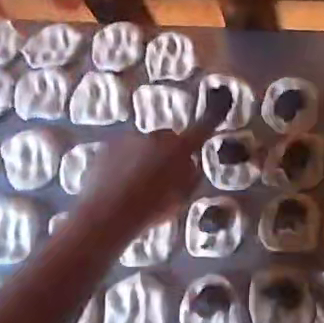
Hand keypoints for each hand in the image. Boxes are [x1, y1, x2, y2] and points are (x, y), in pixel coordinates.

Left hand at [71, 84, 228, 238]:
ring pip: (142, 144)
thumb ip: (191, 176)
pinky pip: (121, 151)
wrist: (108, 214)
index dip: (208, 122)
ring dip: (143, 157)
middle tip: (163, 175)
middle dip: (166, 151)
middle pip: (166, 138)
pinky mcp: (106, 147)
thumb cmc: (151, 209)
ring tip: (138, 184)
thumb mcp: (182, 197)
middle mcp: (153, 136)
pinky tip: (120, 183)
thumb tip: (192, 163)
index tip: (217, 107)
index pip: (199, 131)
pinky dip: (123, 162)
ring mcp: (127, 139)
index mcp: (178, 148)